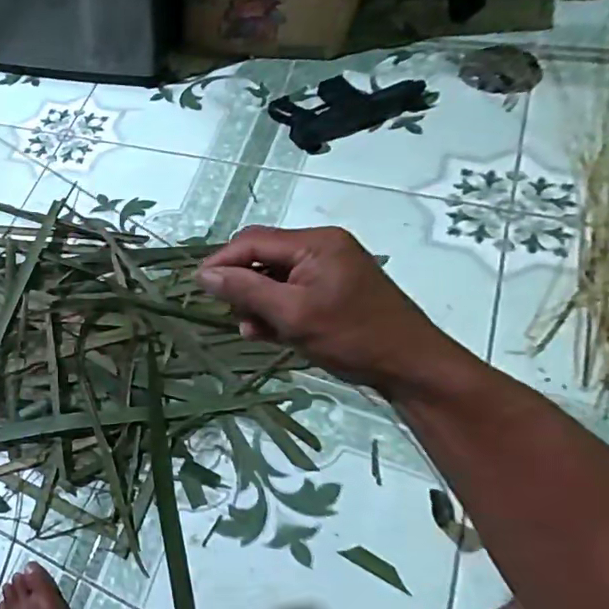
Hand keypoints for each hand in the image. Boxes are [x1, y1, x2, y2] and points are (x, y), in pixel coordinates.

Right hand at [196, 225, 478, 397]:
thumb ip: (246, 290)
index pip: (253, 241)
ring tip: (256, 331)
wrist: (411, 366)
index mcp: (316, 243)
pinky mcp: (332, 291)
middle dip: (242, 286)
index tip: (198, 287)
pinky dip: (277, 311)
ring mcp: (328, 269)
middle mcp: (321, 248)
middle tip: (235, 316)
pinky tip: (272, 333)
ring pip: (273, 278)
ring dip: (258, 303)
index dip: (222, 262)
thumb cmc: (353, 337)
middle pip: (262, 257)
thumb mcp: (293, 314)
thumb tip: (204, 274)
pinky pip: (291, 293)